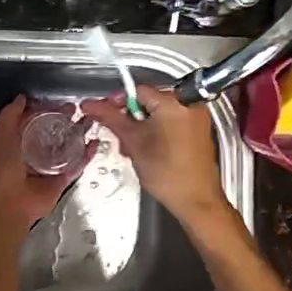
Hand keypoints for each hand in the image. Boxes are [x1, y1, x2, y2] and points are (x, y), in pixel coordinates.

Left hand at [0, 97, 92, 230]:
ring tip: (92, 120)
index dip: (47, 110)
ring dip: (79, 133)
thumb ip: (10, 115)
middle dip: (66, 119)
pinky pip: (77, 164)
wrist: (12, 202)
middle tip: (79, 108)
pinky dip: (87, 154)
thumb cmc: (5, 168)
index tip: (59, 101)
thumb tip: (22, 97)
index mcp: (19, 142)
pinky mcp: (63, 178)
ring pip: (68, 146)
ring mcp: (51, 166)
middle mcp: (36, 153)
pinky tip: (95, 142)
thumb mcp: (2, 135)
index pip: (36, 121)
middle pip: (55, 132)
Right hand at [83, 87, 229, 222]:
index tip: (109, 113)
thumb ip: (111, 118)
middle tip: (123, 137)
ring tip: (136, 148)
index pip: (138, 91)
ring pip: (160, 113)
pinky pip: (173, 122)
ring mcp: (197, 117)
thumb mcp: (133, 142)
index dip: (120, 102)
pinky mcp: (199, 130)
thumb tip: (92, 105)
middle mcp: (190, 104)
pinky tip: (151, 150)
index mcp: (174, 102)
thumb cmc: (168, 173)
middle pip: (150, 101)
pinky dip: (159, 131)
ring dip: (144, 127)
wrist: (195, 199)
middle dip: (132, 119)